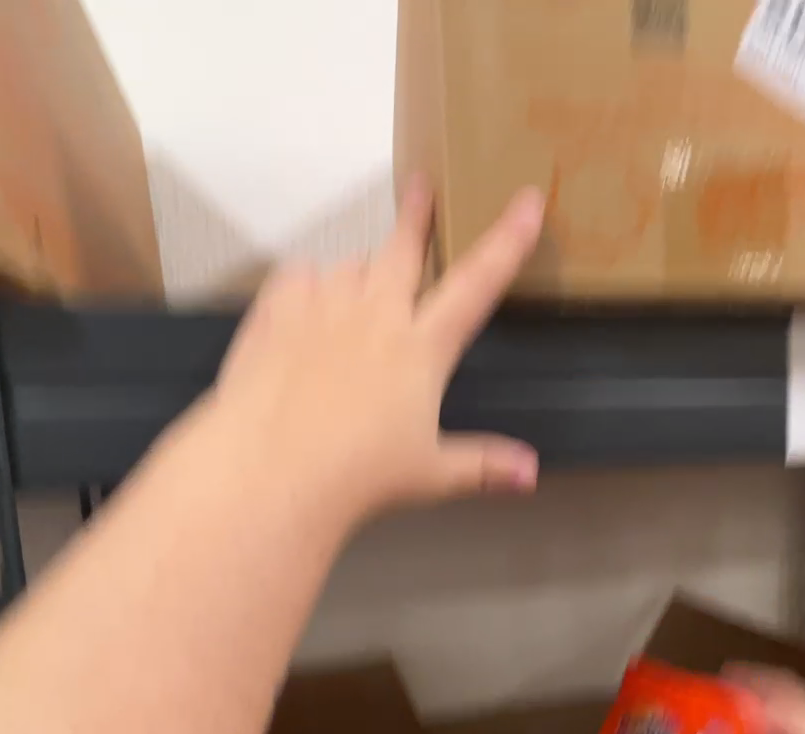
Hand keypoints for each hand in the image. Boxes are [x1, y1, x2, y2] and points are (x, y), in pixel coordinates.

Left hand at [212, 179, 545, 521]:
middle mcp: (375, 314)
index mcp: (422, 347)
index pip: (476, 285)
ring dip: (363, 273)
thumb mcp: (431, 474)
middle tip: (421, 187)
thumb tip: (532, 474)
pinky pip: (298, 278)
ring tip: (361, 294)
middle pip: (402, 251)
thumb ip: (483, 465)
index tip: (527, 202)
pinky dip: (310, 284)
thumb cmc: (362, 474)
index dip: (507, 242)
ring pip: (350, 266)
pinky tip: (308, 301)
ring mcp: (322, 308)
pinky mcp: (275, 314)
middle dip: (417, 217)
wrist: (272, 471)